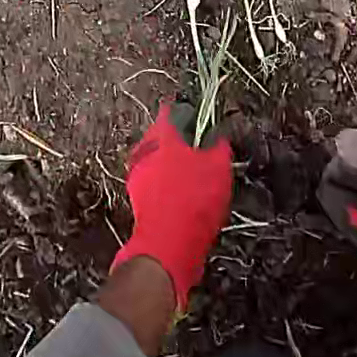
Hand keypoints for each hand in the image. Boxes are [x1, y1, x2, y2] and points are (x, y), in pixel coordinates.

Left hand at [110, 103, 232, 311]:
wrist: (167, 244)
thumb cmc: (194, 199)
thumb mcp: (218, 167)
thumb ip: (217, 146)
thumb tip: (218, 136)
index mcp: (163, 137)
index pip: (171, 112)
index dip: (186, 111)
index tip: (197, 114)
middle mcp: (145, 152)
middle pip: (161, 135)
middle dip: (178, 137)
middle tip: (198, 144)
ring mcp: (137, 176)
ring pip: (156, 158)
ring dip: (171, 160)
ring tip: (193, 170)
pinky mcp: (138, 199)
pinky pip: (154, 180)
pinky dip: (166, 181)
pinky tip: (182, 193)